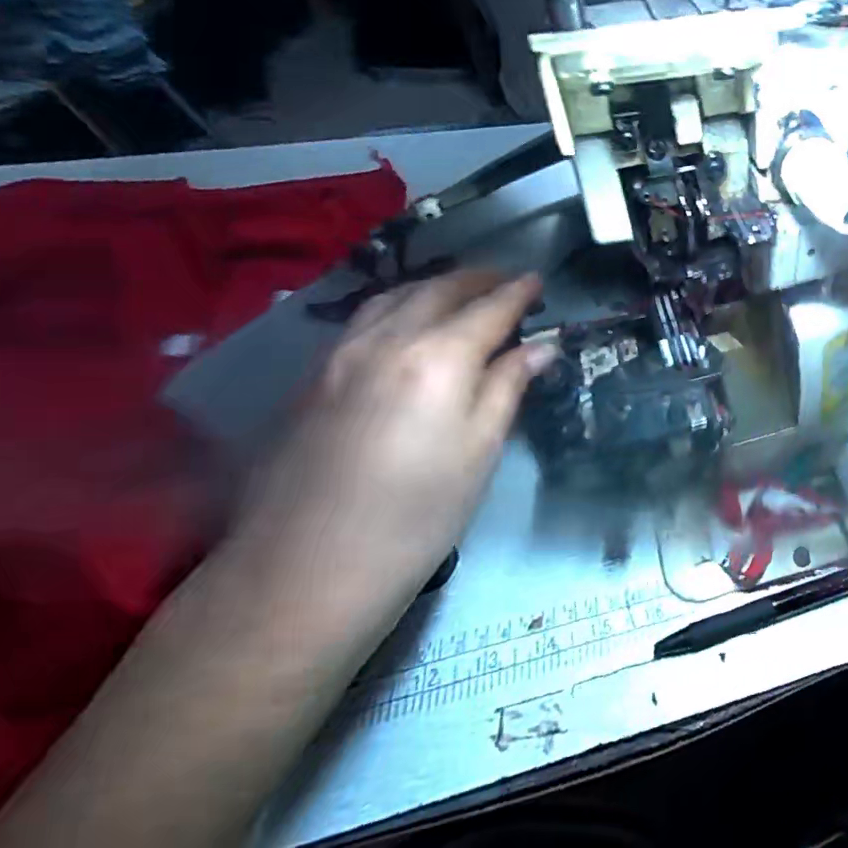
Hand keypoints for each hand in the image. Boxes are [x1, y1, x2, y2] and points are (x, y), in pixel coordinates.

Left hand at [232, 270, 556, 594]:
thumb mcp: (478, 454)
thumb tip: (540, 347)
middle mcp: (388, 338)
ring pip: (394, 295)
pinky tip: (402, 321)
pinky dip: (396, 304)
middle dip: (476, 279)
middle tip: (504, 279)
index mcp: (438, 358)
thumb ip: (507, 388)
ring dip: (433, 286)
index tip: (537, 279)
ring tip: (456, 292)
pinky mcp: (315, 372)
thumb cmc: (415, 518)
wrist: (307, 568)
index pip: (488, 309)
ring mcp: (343, 351)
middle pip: (439, 290)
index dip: (517, 292)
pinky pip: (364, 317)